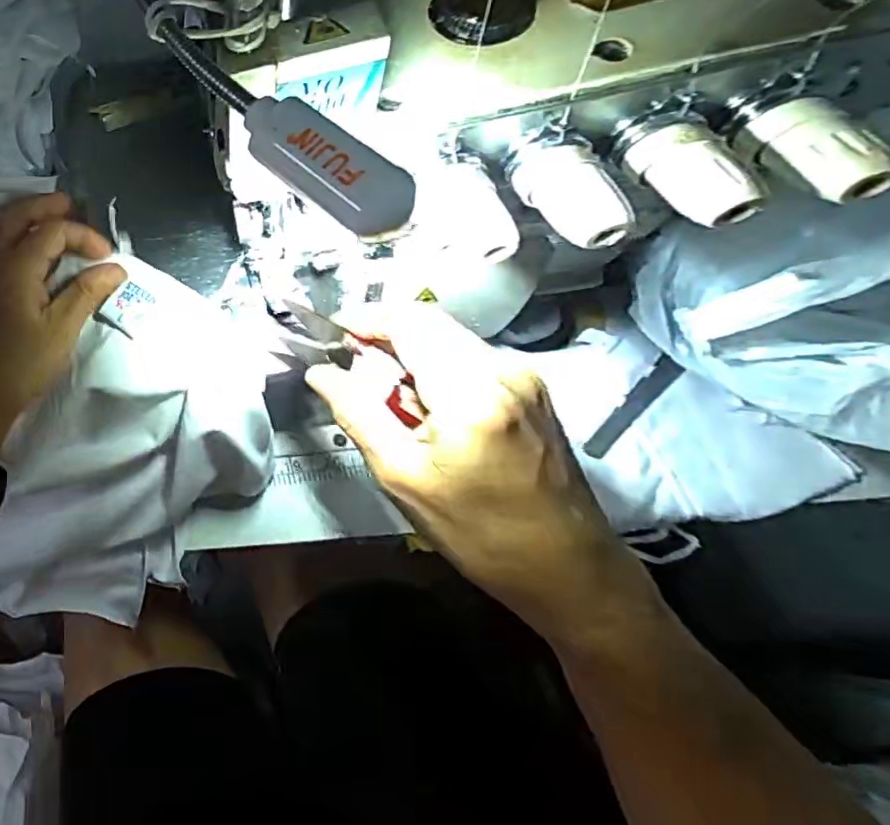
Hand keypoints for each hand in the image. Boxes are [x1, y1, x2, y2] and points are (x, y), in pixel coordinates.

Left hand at [0, 193, 127, 479]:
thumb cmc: (23, 365)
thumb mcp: (62, 329)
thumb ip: (87, 292)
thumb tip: (116, 267)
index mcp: (15, 268)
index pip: (52, 232)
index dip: (84, 236)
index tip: (108, 257)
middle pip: (18, 217)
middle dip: (46, 207)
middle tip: (73, 206)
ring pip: (2, 229)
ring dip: (28, 218)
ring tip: (54, 220)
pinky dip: (14, 236)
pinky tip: (30, 251)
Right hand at [303, 304, 659, 646]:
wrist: (569, 569)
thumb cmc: (480, 533)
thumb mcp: (403, 477)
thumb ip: (358, 413)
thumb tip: (320, 373)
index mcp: (471, 392)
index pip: (408, 323)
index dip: (364, 320)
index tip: (332, 333)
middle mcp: (503, 369)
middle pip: (429, 321)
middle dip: (384, 333)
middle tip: (351, 362)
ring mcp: (523, 375)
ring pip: (448, 335)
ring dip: (409, 349)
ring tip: (384, 389)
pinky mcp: (531, 387)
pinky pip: (469, 354)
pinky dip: (435, 363)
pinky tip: (422, 401)